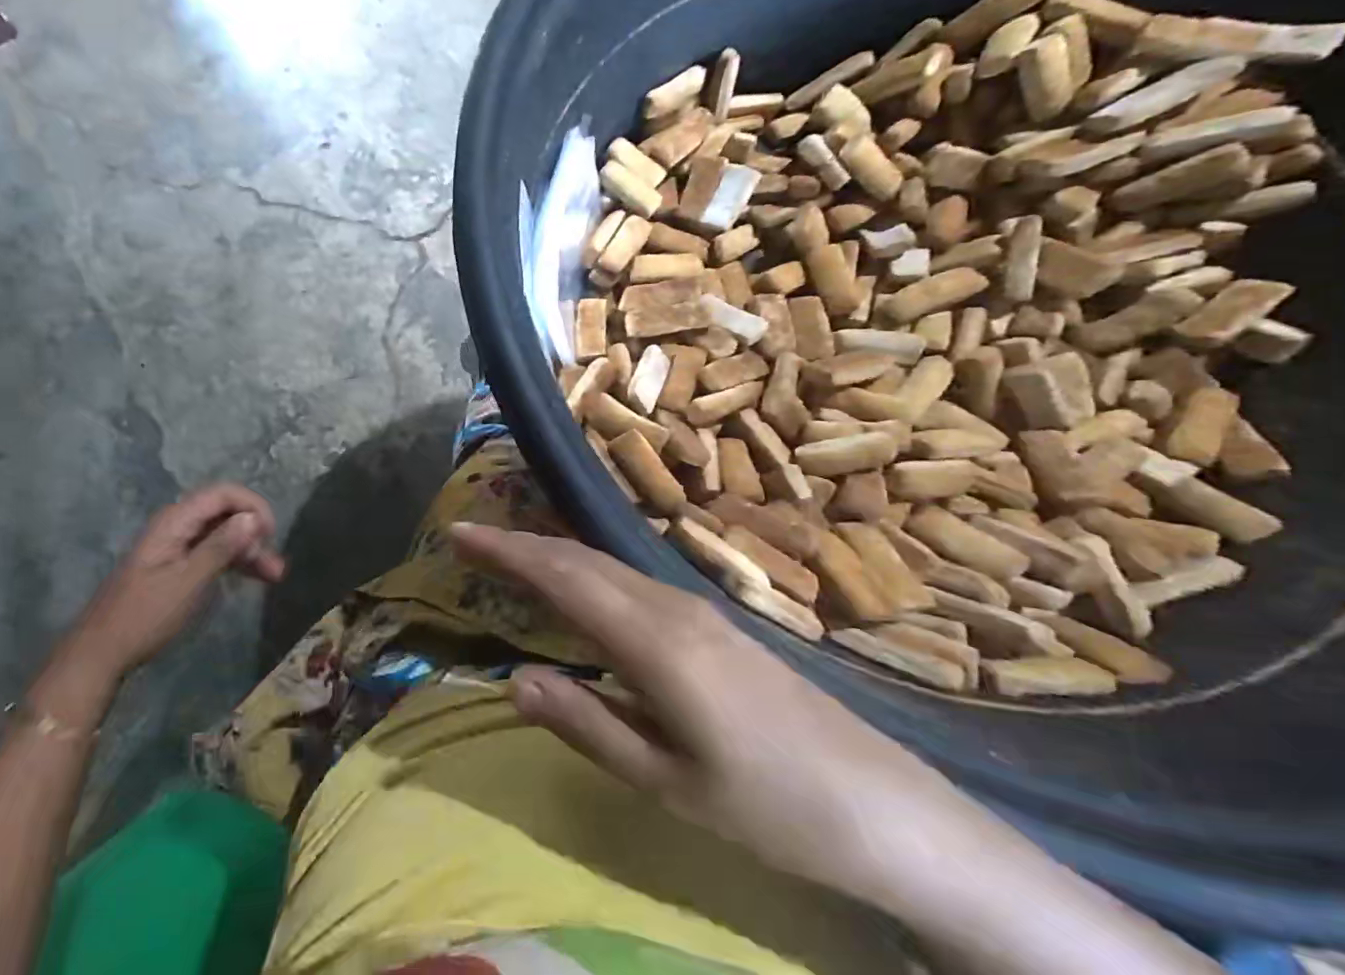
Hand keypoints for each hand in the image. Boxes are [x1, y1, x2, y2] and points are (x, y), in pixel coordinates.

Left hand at [81, 483, 284, 665]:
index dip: (252, 506)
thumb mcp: (188, 581)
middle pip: (224, 514)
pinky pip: (213, 553)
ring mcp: (176, 547)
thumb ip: (221, 547)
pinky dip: (234, 562)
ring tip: (275, 575)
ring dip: (249, 551)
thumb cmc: (145, 616)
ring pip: (222, 535)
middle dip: (254, 533)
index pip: (222, 494)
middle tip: (275, 565)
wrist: (101, 653)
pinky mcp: (177, 567)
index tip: (271, 534)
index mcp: (174, 522)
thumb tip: (252, 518)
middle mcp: (176, 526)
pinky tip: (254, 577)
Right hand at [450, 522, 972, 901]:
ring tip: (510, 560)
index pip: (564, 578)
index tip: (459, 533)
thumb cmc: (770, 809)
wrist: (886, 810)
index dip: (507, 552)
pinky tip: (581, 593)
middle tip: (470, 540)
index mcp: (657, 642)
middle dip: (523, 544)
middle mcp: (676, 608)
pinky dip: (592, 576)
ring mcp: (703, 612)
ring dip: (556, 557)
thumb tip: (516, 680)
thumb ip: (588, 724)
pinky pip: (637, 584)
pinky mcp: (719, 626)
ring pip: (612, 567)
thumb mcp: (666, 783)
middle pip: (585, 560)